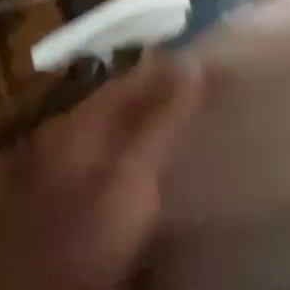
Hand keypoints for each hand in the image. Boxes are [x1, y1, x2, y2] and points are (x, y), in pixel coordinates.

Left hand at [0, 58, 204, 289]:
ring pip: (127, 133)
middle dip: (171, 93)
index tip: (219, 61)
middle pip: (127, 105)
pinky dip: (153, 152)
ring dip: (165, 124)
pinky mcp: (84, 204)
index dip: (174, 67)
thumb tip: (196, 60)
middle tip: (220, 86)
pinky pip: (126, 161)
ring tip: (207, 118)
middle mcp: (68, 142)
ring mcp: (72, 175)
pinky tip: (177, 158)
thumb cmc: (92, 229)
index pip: (130, 78)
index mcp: (73, 126)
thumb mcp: (135, 170)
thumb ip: (166, 115)